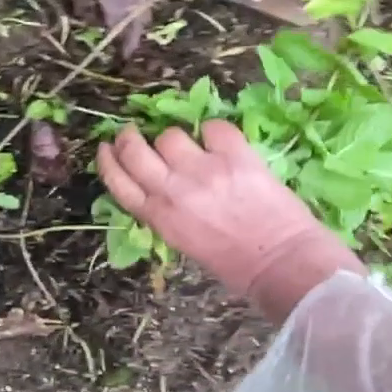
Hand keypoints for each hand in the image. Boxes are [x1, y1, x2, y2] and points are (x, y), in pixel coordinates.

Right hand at [99, 121, 353, 310]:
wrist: (285, 264)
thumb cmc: (235, 263)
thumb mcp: (182, 241)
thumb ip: (163, 211)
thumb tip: (156, 183)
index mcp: (158, 216)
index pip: (117, 180)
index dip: (108, 159)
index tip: (106, 148)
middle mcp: (173, 190)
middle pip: (134, 150)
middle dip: (130, 138)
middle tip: (134, 133)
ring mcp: (203, 171)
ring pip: (170, 136)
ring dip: (176, 139)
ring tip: (191, 147)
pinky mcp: (235, 157)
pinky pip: (213, 128)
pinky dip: (214, 132)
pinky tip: (221, 143)